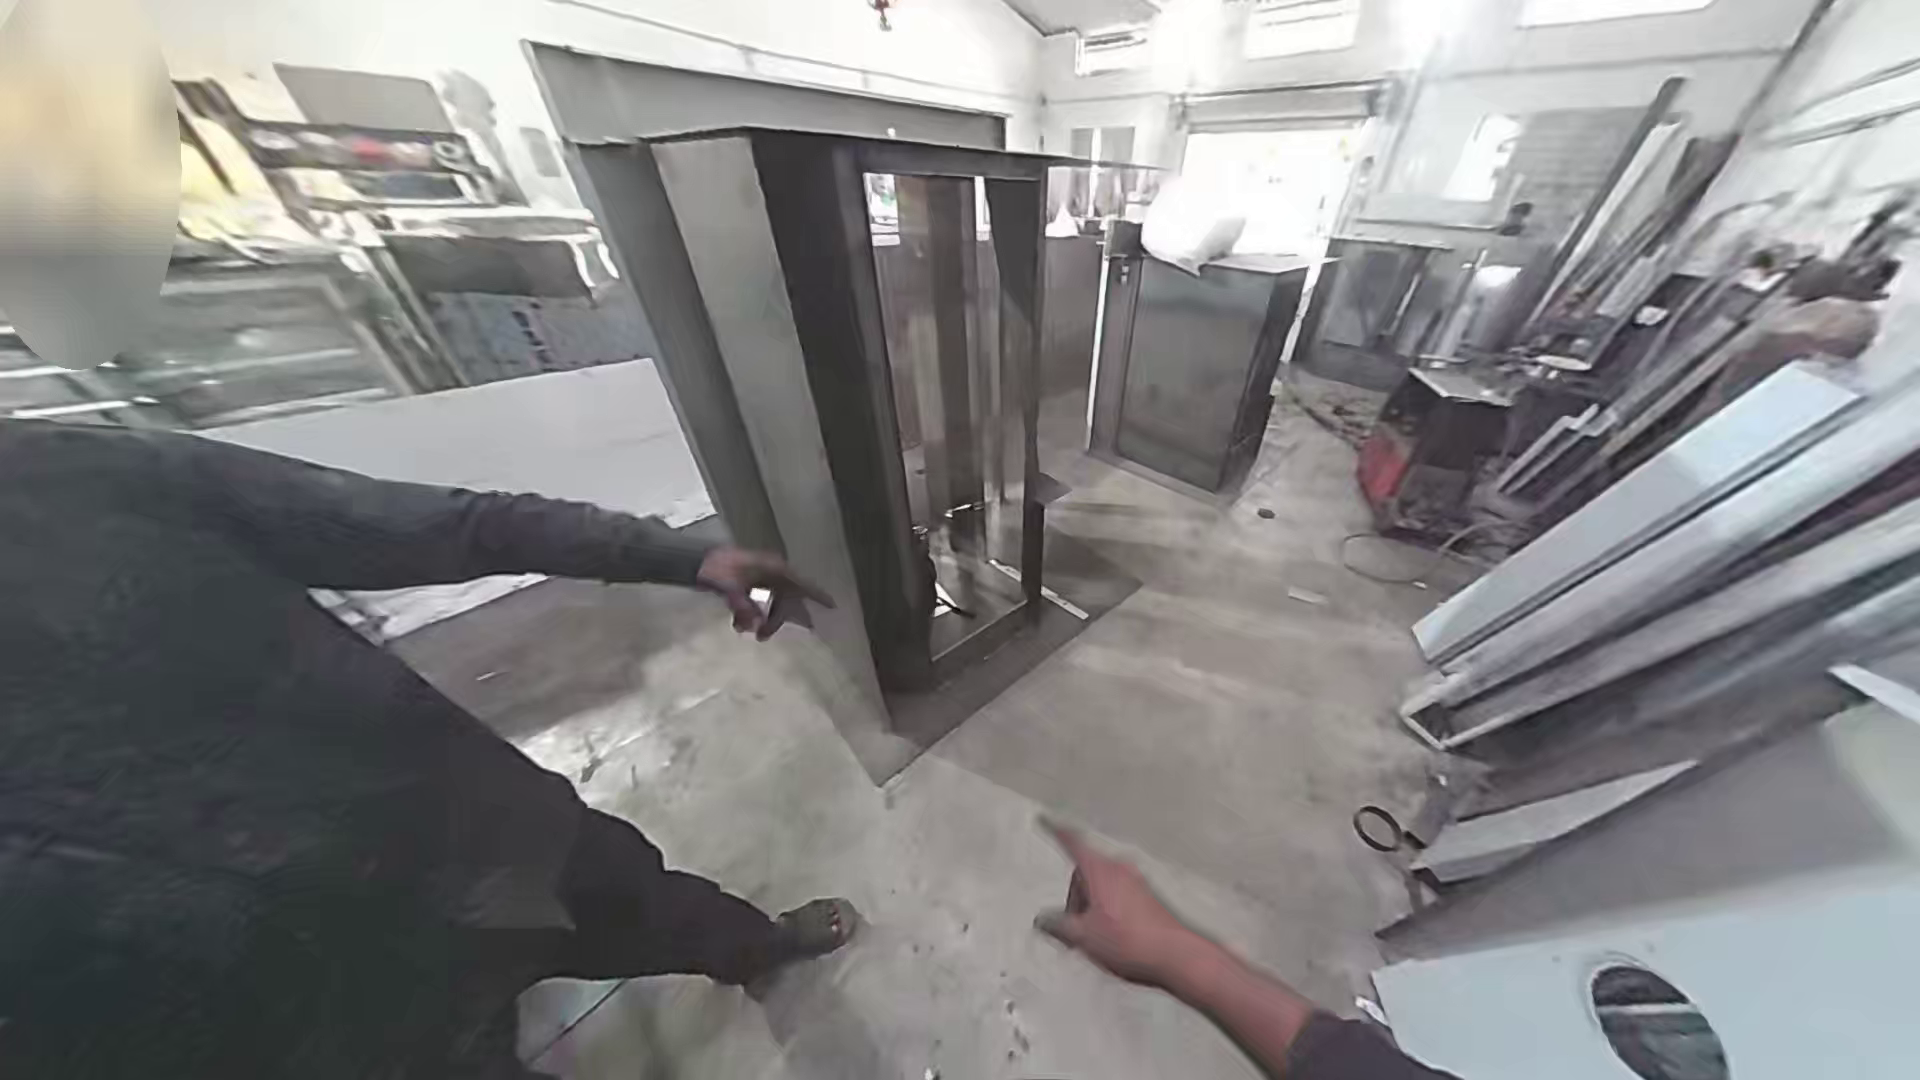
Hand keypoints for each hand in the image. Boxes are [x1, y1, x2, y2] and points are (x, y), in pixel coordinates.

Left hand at [696, 547, 834, 640]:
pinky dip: (751, 615)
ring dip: (762, 619)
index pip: (801, 583)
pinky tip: (739, 625)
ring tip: (749, 632)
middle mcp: (770, 572)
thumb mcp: (728, 589)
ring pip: (771, 602)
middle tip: (763, 636)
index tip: (833, 606)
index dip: (818, 595)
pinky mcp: (747, 584)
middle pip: (785, 598)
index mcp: (773, 568)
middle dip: (777, 619)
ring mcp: (759, 578)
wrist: (692, 560)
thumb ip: (744, 607)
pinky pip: (758, 602)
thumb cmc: (713, 569)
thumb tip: (756, 625)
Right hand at [1035, 818, 1199, 988]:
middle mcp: (1118, 867)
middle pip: (1085, 871)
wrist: (1178, 957)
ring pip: (1103, 884)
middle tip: (1075, 926)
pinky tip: (1117, 938)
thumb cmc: (1130, 941)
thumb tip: (1042, 920)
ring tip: (1098, 938)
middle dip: (1076, 896)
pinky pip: (1120, 894)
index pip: (1071, 842)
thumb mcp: (1085, 938)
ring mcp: (1136, 880)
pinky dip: (1110, 909)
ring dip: (1094, 905)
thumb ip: (1059, 926)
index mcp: (1099, 869)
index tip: (1043, 818)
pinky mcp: (1149, 897)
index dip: (1054, 831)